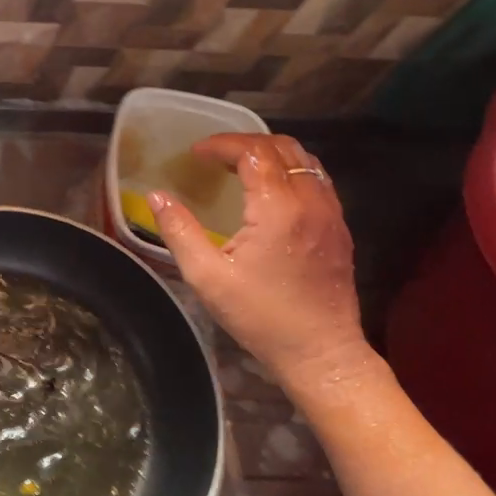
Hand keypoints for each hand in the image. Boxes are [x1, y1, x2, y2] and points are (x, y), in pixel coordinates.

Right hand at [148, 134, 369, 385]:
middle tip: (215, 156)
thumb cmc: (260, 316)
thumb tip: (157, 196)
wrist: (321, 352)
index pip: (254, 152)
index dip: (222, 144)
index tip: (195, 154)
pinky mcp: (339, 229)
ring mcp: (331, 215)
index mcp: (278, 209)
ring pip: (306, 161)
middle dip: (246, 142)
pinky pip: (317, 181)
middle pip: (283, 147)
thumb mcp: (206, 277)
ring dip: (271, 154)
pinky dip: (290, 172)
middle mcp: (311, 202)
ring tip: (240, 167)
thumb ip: (179, 231)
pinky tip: (269, 193)